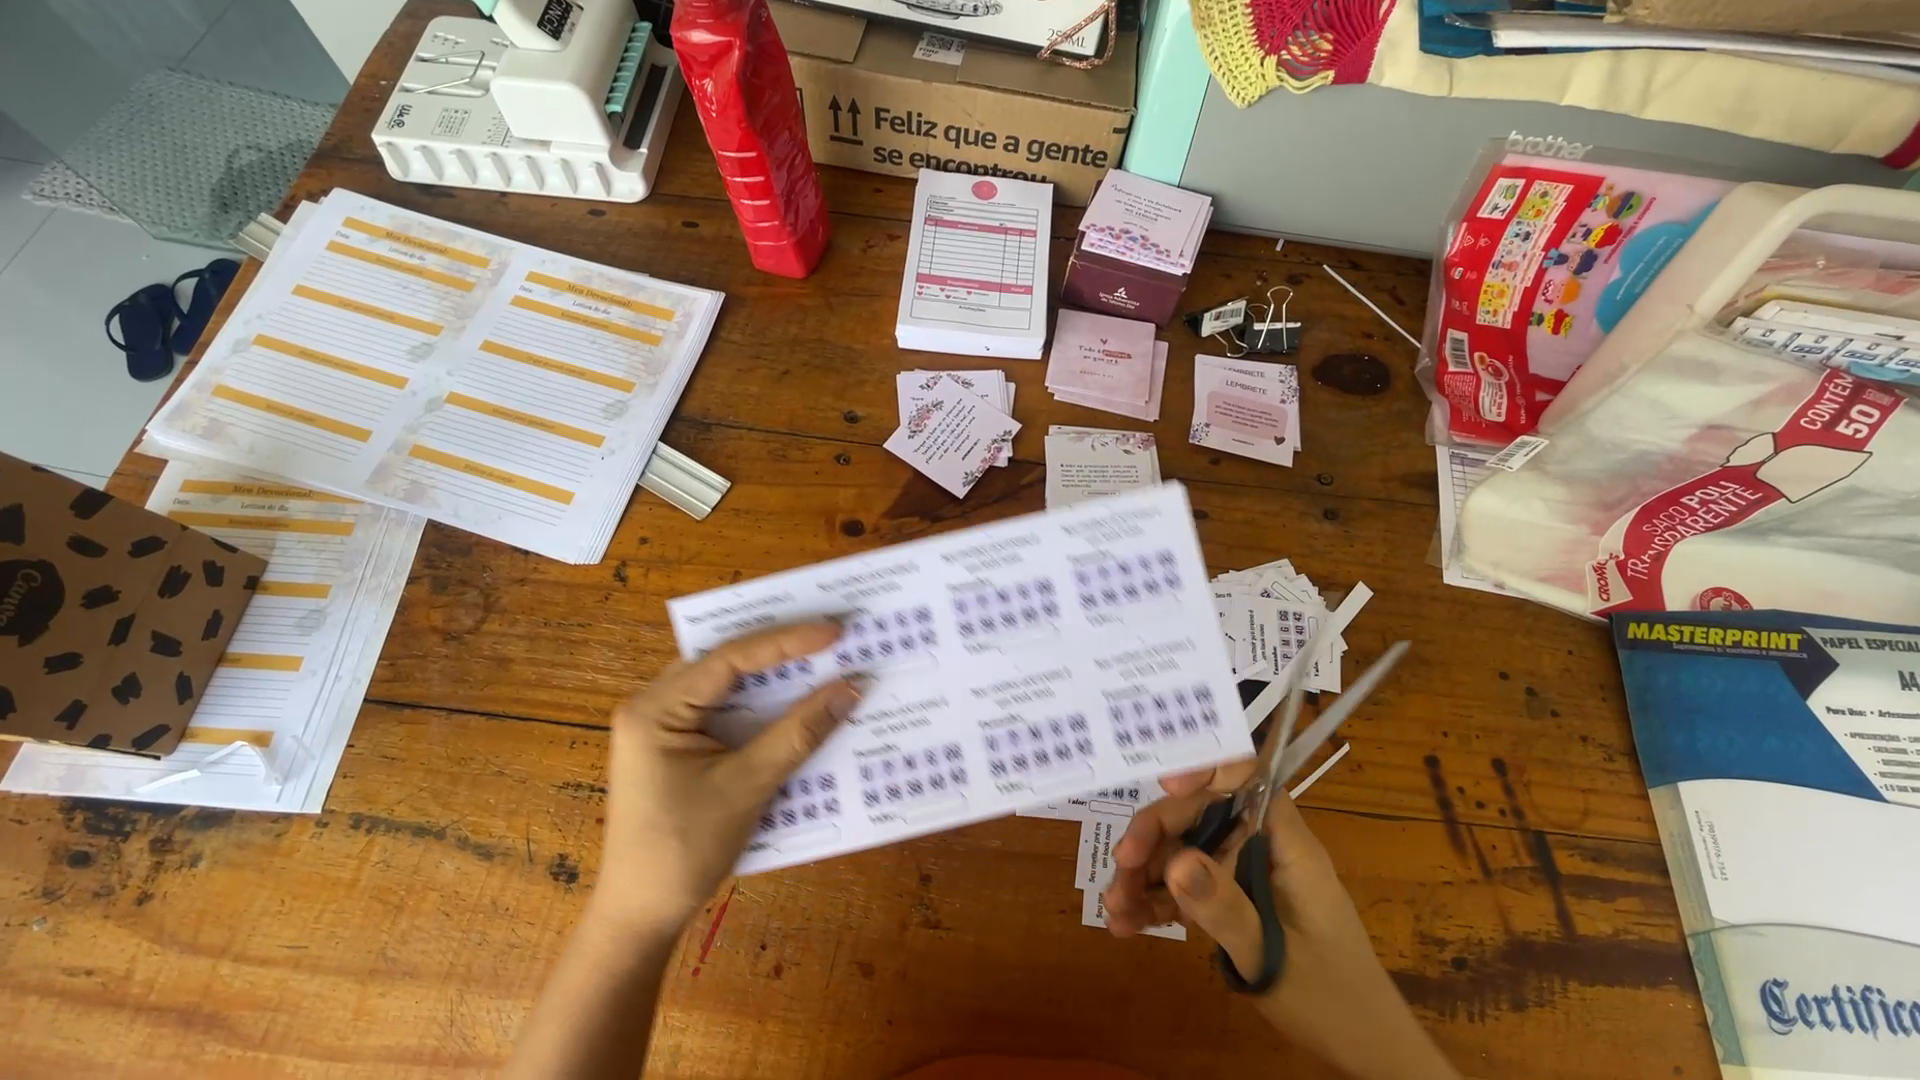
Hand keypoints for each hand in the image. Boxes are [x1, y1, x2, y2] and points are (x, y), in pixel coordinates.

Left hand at [593, 621, 859, 933]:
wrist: (641, 915)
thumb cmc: (685, 848)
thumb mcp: (748, 786)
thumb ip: (799, 733)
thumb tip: (851, 688)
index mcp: (656, 707)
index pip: (730, 657)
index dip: (786, 640)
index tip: (834, 631)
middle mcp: (652, 705)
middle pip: (725, 662)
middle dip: (779, 649)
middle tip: (830, 636)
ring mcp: (661, 727)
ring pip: (725, 685)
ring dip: (771, 678)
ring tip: (820, 661)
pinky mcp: (675, 748)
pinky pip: (723, 711)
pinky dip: (759, 707)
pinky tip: (793, 704)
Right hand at [1103, 764, 1459, 1079]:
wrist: (1362, 1046)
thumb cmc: (1330, 998)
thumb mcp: (1270, 956)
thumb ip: (1224, 907)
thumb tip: (1176, 860)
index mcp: (1286, 846)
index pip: (1248, 781)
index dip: (1207, 771)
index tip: (1163, 785)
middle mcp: (1262, 848)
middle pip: (1201, 817)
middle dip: (1155, 837)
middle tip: (1120, 870)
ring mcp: (1246, 873)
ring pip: (1186, 850)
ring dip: (1148, 875)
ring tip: (1114, 909)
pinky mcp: (1234, 899)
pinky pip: (1189, 885)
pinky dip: (1159, 901)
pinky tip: (1128, 924)